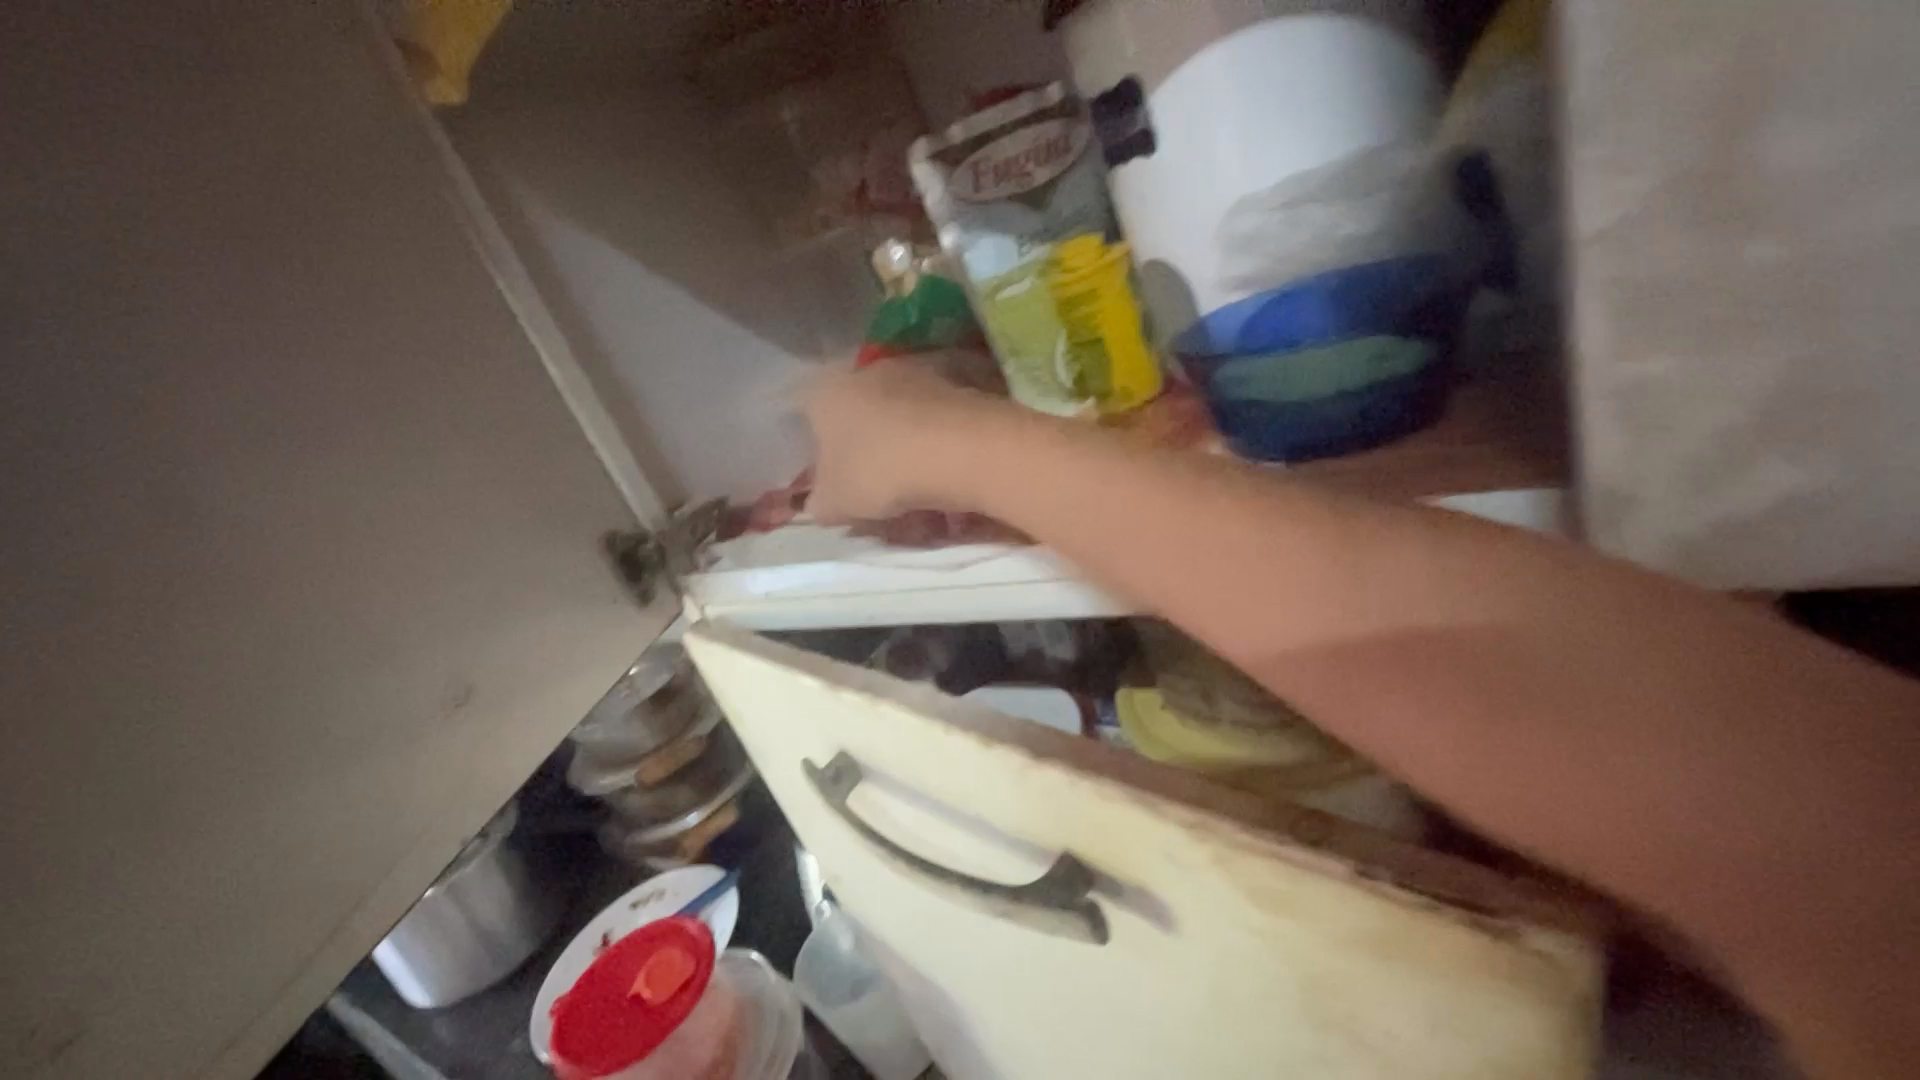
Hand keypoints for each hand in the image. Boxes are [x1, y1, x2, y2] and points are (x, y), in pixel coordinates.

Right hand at [803, 360, 1006, 523]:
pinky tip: (945, 475)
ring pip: (901, 418)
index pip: (809, 419)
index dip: (821, 455)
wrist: (959, 449)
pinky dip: (936, 446)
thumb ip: (820, 502)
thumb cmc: (879, 471)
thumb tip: (822, 502)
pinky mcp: (956, 384)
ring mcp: (916, 374)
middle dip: (867, 452)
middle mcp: (867, 371)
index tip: (837, 486)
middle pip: (859, 416)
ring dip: (905, 449)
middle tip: (878, 493)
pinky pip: (936, 422)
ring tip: (918, 492)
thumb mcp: (835, 503)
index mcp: (826, 392)